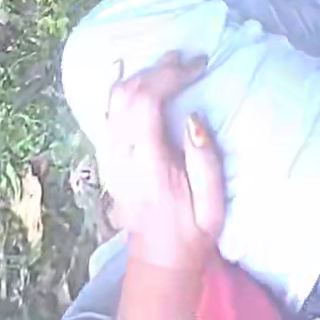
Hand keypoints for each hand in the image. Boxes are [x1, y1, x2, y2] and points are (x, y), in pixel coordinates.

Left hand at [97, 51, 224, 272]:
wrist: (158, 260)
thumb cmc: (190, 231)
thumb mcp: (211, 207)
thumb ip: (205, 161)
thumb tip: (192, 116)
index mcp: (146, 164)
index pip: (145, 103)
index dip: (168, 76)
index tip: (196, 66)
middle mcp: (120, 153)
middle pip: (127, 93)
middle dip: (156, 69)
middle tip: (184, 58)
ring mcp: (109, 152)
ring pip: (114, 97)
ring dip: (141, 73)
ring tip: (168, 63)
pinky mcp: (107, 152)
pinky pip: (109, 107)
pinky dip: (123, 84)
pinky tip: (134, 71)